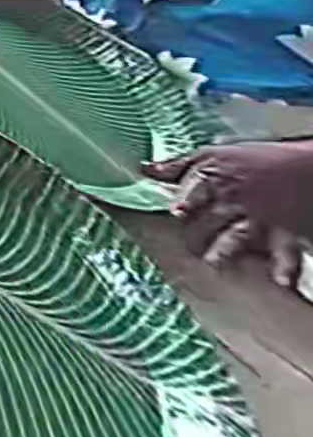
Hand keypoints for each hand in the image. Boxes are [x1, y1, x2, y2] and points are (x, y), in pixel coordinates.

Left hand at [145, 141, 312, 292]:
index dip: (182, 205)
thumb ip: (176, 165)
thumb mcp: (211, 155)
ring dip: (225, 251)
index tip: (175, 212)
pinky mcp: (292, 232)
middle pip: (208, 220)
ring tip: (213, 263)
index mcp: (211, 180)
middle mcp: (235, 201)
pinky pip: (289, 253)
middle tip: (186, 246)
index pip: (189, 195)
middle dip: (195, 234)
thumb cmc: (257, 158)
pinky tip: (280, 281)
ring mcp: (264, 218)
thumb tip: (144, 170)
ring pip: (238, 237)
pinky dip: (286, 268)